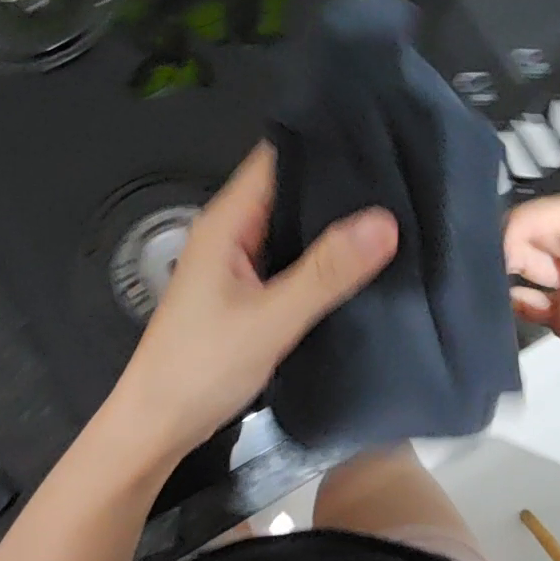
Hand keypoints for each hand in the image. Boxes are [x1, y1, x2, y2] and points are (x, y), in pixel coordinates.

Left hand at [100, 143, 397, 470]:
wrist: (159, 425)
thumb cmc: (200, 368)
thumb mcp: (269, 319)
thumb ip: (325, 273)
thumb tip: (383, 222)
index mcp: (225, 222)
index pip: (276, 158)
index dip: (322, 142)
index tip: (378, 135)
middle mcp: (230, 233)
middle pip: (288, 190)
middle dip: (337, 184)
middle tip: (400, 175)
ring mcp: (237, 264)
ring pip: (291, 228)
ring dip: (331, 223)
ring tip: (393, 210)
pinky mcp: (247, 293)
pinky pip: (290, 260)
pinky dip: (321, 257)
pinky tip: (360, 261)